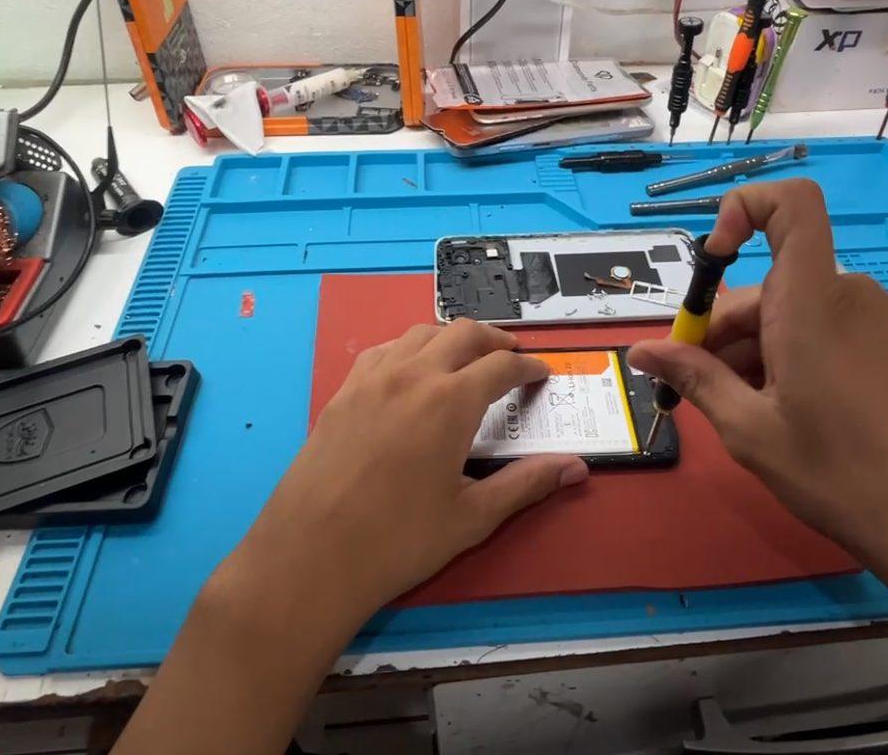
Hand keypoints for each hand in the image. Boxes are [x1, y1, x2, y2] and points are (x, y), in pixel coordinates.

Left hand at [226, 320, 588, 619]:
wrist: (311, 554)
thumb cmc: (398, 540)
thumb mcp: (472, 516)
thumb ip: (526, 484)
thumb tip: (576, 468)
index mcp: (451, 400)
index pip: (501, 366)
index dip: (528, 367)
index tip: (541, 373)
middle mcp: (413, 374)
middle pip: (463, 333)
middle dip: (495, 341)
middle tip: (511, 359)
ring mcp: (372, 377)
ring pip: (421, 333)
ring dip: (451, 339)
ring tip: (465, 360)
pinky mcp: (344, 390)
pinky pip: (383, 350)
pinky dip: (409, 349)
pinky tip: (411, 372)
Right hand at [629, 179, 887, 570]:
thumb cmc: (841, 473)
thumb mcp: (750, 429)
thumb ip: (693, 377)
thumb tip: (641, 350)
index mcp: (813, 300)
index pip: (790, 204)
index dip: (744, 208)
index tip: (713, 261)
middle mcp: (848, 295)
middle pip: (771, 282)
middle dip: (724, 325)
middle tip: (697, 386)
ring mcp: (879, 321)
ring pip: (795, 311)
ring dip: (754, 348)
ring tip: (740, 411)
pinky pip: (826, 330)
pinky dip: (791, 355)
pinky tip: (782, 412)